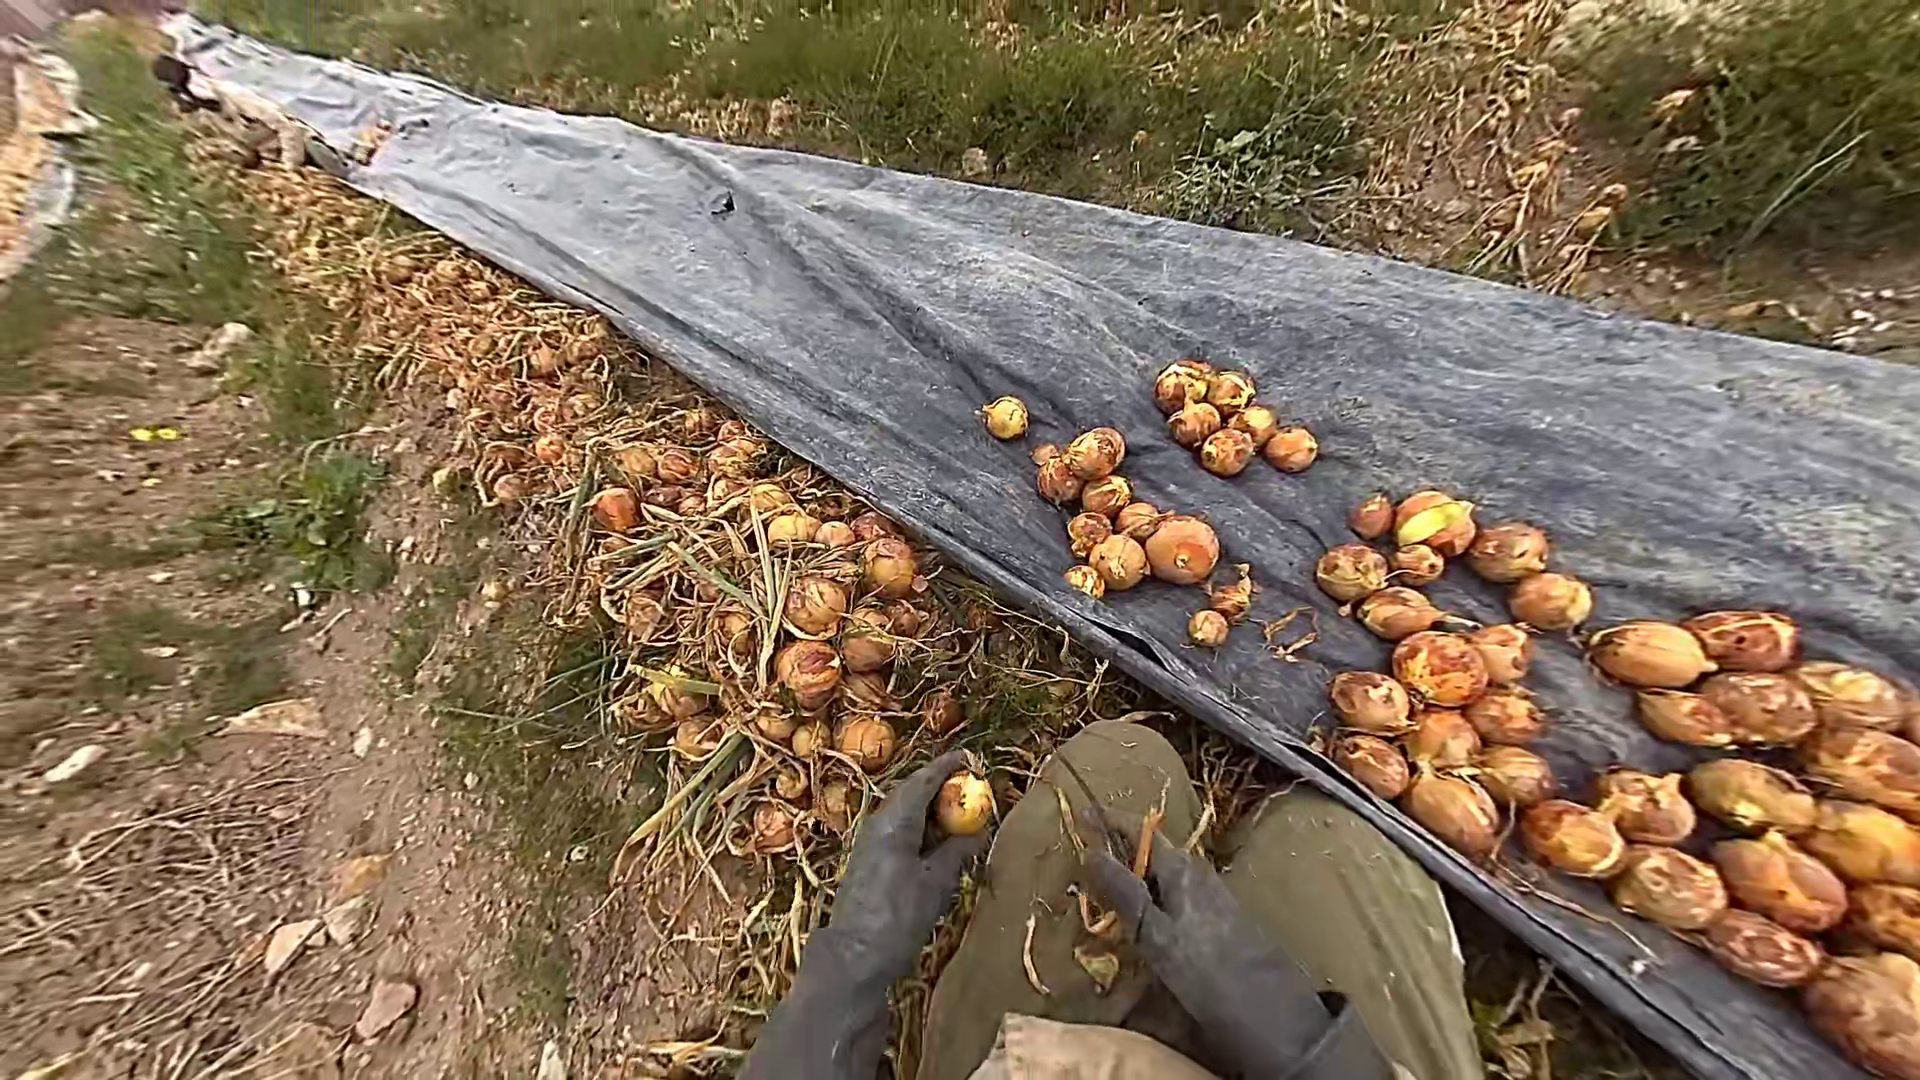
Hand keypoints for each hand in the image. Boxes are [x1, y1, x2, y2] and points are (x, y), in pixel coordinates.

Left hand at [830, 750, 989, 978]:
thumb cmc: (897, 915)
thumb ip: (959, 851)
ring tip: (960, 814)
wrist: (853, 957)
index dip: (947, 766)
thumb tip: (980, 832)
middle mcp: (880, 821)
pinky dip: (922, 828)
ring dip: (933, 809)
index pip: (924, 779)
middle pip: (913, 791)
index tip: (969, 757)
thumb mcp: (937, 882)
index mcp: (895, 818)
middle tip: (970, 786)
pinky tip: (939, 843)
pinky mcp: (870, 858)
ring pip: (907, 811)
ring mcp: (872, 839)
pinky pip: (901, 829)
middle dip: (942, 786)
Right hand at [1085, 810, 1386, 1078]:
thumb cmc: (1215, 976)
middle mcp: (1194, 873)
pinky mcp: (1215, 923)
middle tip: (1081, 859)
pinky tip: (1137, 924)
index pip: (1137, 828)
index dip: (1106, 819)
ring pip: (1157, 876)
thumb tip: (1088, 851)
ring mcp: (1207, 898)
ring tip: (1101, 891)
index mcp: (1180, 867)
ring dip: (1129, 877)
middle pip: (1146, 851)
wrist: (1284, 1026)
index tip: (1079, 813)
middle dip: (1114, 850)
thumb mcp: (1159, 937)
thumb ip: (1123, 893)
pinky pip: (1169, 899)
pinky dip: (1146, 901)